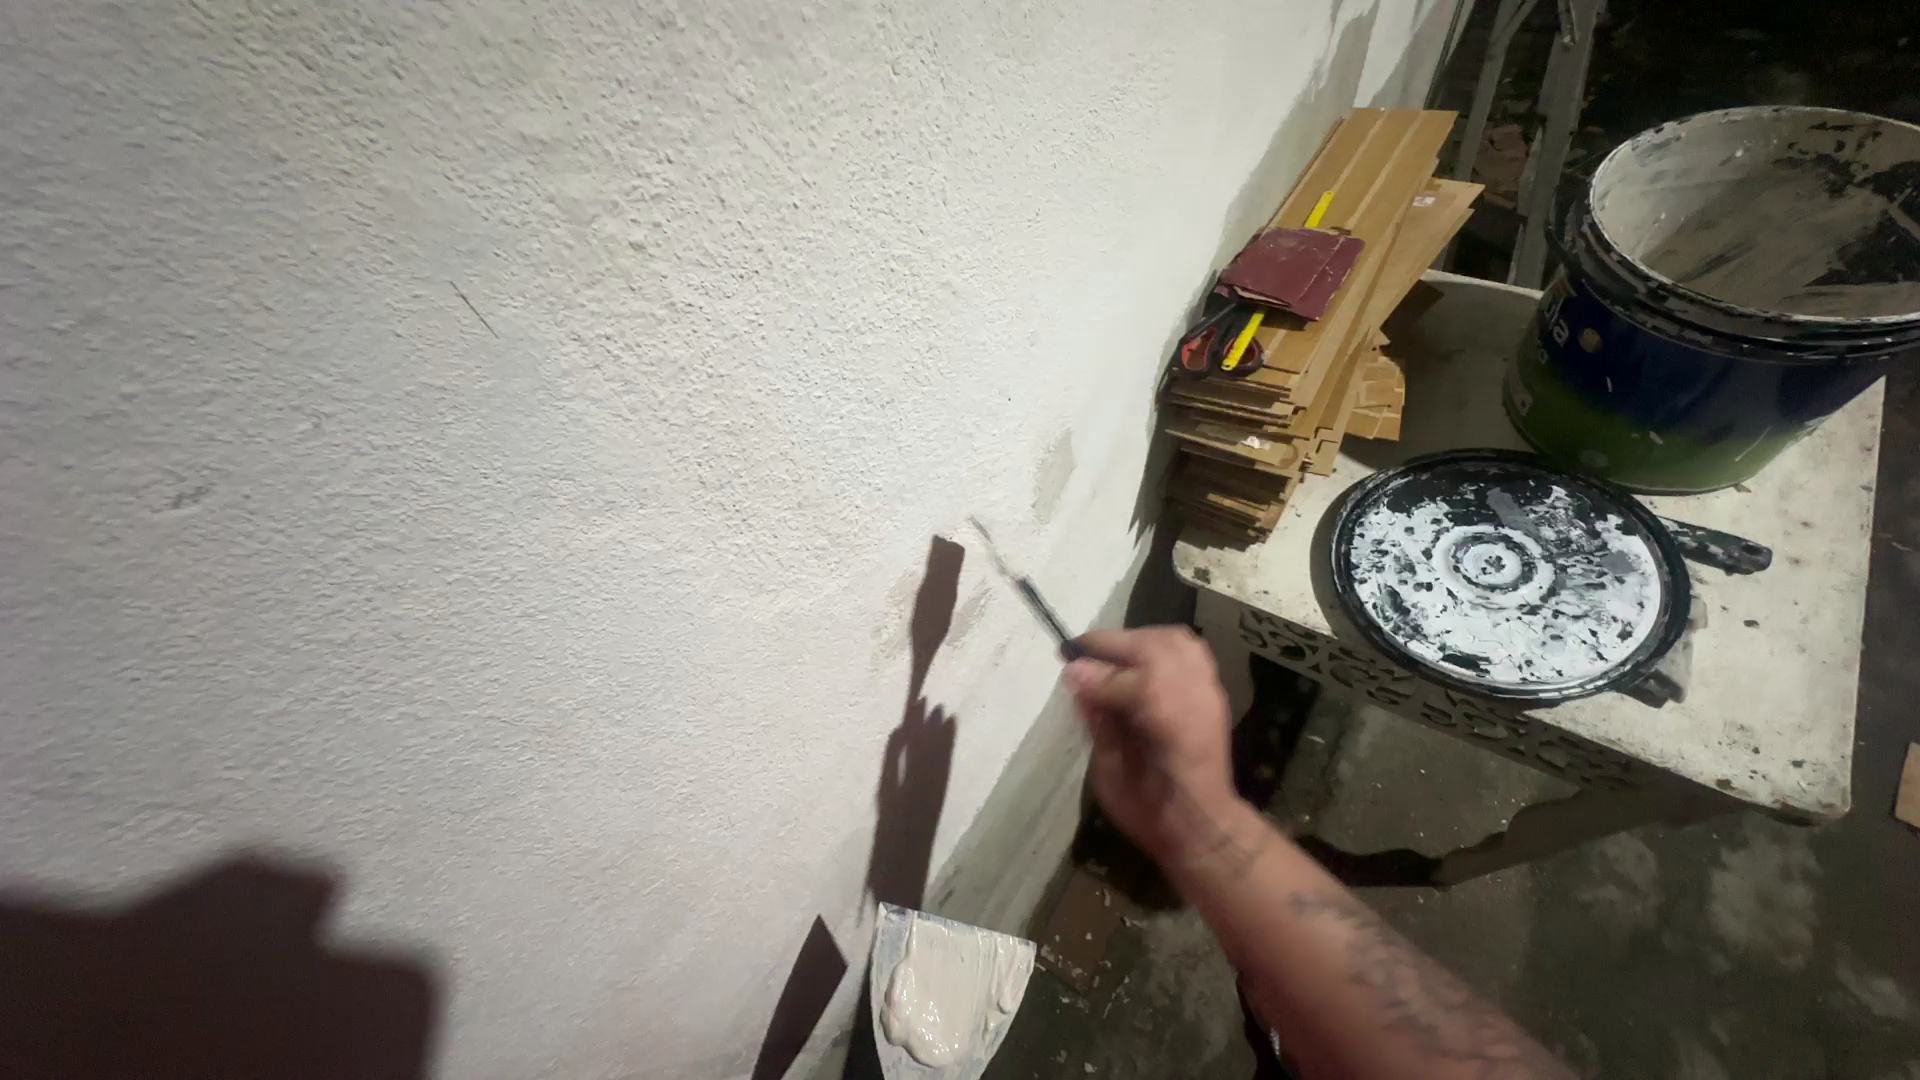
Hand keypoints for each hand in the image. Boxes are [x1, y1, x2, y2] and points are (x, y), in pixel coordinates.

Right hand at [1063, 626, 1243, 865]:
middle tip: (1077, 653)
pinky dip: (1160, 645)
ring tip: (1106, 654)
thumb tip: (1076, 678)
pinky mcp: (1211, 692)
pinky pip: (1189, 651)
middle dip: (1112, 646)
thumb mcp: (1110, 776)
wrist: (1201, 826)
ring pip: (1173, 642)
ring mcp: (1207, 694)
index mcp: (1171, 731)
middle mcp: (1195, 703)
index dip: (1096, 673)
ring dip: (1135, 640)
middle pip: (1155, 649)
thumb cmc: (1150, 811)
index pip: (1134, 684)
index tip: (1065, 668)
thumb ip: (1098, 723)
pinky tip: (1136, 659)